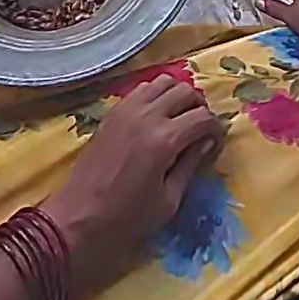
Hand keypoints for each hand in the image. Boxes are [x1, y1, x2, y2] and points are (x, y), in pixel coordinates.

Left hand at [43, 77, 221, 292]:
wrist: (81, 217)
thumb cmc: (128, 218)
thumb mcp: (169, 199)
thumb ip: (190, 164)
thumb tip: (207, 141)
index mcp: (164, 139)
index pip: (202, 117)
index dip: (216, 128)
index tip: (217, 141)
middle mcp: (146, 115)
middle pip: (185, 90)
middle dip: (199, 106)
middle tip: (201, 129)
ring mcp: (126, 109)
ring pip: (162, 81)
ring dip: (177, 95)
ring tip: (180, 118)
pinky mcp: (113, 111)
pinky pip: (141, 89)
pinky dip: (156, 94)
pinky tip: (157, 116)